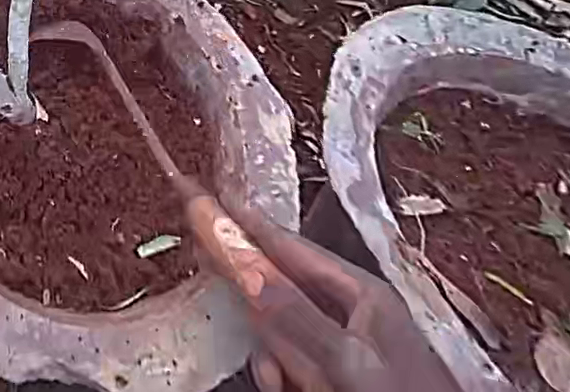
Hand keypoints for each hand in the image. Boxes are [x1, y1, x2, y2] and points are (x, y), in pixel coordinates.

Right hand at [229, 206, 459, 391]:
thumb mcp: (346, 363)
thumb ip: (291, 312)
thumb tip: (238, 259)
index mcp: (360, 292)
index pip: (289, 244)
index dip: (246, 222)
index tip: (209, 197)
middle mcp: (352, 311)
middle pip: (282, 285)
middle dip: (257, 302)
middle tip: (217, 284)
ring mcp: (349, 346)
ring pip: (285, 327)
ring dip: (274, 351)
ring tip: (281, 381)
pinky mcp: (342, 375)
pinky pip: (297, 359)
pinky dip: (286, 373)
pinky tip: (287, 387)